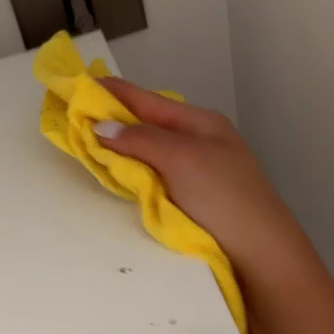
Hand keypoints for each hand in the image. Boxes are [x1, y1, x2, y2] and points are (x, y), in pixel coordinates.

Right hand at [93, 77, 314, 280]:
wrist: (257, 251)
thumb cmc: (223, 196)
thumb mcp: (180, 157)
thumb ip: (140, 140)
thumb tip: (101, 127)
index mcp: (200, 124)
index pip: (149, 101)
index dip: (116, 91)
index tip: (82, 81)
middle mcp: (198, 143)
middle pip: (148, 125)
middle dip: (115, 118)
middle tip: (76, 114)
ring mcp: (195, 172)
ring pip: (149, 152)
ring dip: (121, 146)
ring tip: (88, 141)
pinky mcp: (189, 200)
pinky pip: (152, 176)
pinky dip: (131, 171)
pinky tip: (117, 172)